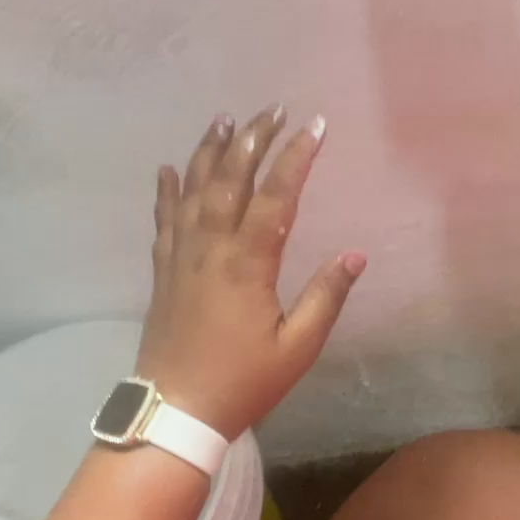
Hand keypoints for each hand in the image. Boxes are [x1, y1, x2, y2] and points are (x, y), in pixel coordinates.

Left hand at [136, 107, 364, 439]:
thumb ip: (326, 297)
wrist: (176, 410)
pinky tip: (167, 168)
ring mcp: (181, 257)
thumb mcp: (297, 347)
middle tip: (272, 109)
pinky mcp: (163, 272)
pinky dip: (166, 191)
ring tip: (225, 120)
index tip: (315, 126)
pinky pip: (163, 220)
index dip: (296, 157)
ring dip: (210, 151)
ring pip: (193, 190)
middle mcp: (211, 248)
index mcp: (248, 264)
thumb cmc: (243, 382)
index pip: (276, 196)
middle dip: (253, 139)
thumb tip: (357, 255)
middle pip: (231, 179)